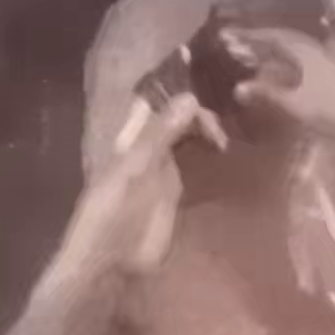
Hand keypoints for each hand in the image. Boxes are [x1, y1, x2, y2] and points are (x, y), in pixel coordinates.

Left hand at [70, 93, 222, 276]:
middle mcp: (147, 144)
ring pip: (186, 133)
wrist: (110, 266)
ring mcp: (162, 165)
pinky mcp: (175, 187)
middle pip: (175, 114)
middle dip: (198, 110)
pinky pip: (192, 157)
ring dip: (204, 127)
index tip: (202, 69)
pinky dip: (206, 149)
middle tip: (219, 129)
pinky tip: (223, 149)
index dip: (174, 82)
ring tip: (224, 138)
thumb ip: (160, 134)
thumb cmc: (113, 215)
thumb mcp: (134, 170)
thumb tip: (190, 97)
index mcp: (131, 135)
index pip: (154, 98)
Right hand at [225, 26, 334, 282]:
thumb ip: (270, 95)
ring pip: (306, 57)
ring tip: (261, 69)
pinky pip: (316, 71)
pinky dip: (298, 74)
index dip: (254, 35)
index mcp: (317, 53)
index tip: (230, 37)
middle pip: (293, 43)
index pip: (279, 35)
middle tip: (242, 52)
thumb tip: (240, 87)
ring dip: (283, 60)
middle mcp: (332, 53)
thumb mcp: (301, 110)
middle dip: (267, 45)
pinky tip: (291, 88)